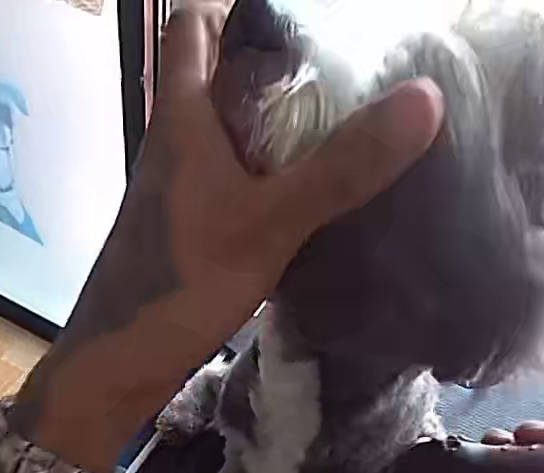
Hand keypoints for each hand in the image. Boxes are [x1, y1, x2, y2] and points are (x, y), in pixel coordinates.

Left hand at [11, 1, 442, 465]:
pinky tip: (296, 214)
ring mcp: (172, 200)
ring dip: (267, 140)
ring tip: (331, 145)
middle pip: (215, 84)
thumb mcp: (265, 226)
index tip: (294, 24)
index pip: (193, 26)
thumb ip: (337, 170)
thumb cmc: (179, 288)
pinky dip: (257, 191)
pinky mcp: (179, 242)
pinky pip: (222, 195)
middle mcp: (170, 151)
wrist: (118, 366)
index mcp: (180, 122)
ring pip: (221, 145)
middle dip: (269, 75)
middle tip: (336, 88)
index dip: (235, 9)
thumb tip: (425, 99)